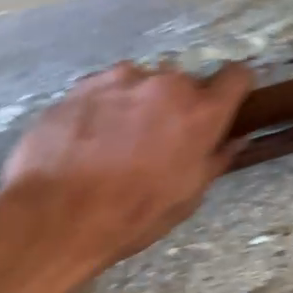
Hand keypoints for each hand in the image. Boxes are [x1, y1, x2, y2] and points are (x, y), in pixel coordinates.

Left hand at [0, 61, 253, 263]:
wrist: (55, 216)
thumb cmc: (132, 215)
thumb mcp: (187, 198)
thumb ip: (215, 160)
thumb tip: (235, 139)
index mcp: (200, 113)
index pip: (237, 76)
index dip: (233, 90)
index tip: (222, 107)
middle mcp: (167, 84)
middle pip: (184, 84)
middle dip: (177, 106)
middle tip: (157, 142)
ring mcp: (121, 79)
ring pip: (143, 83)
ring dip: (139, 103)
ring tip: (115, 142)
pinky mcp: (83, 84)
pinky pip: (106, 89)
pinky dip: (105, 107)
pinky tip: (87, 139)